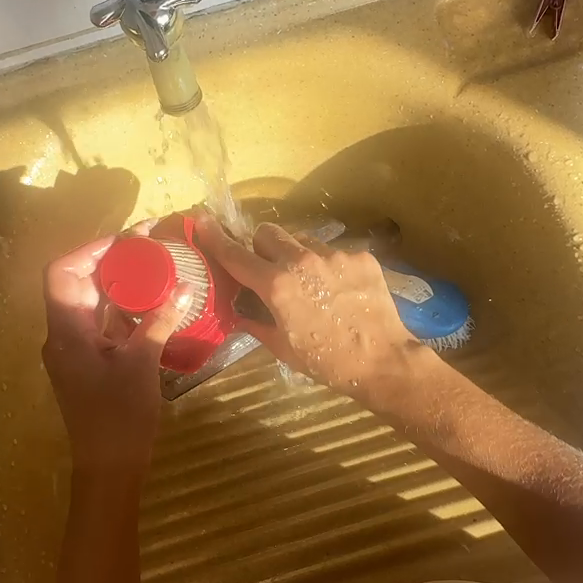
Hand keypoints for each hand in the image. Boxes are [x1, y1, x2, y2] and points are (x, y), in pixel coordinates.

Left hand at [42, 232, 191, 474]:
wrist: (109, 467)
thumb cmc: (119, 416)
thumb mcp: (142, 364)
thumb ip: (160, 321)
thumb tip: (186, 286)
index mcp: (67, 331)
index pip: (62, 273)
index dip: (90, 251)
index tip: (127, 242)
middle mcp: (64, 335)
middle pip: (78, 284)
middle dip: (112, 262)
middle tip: (150, 248)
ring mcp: (76, 351)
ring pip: (92, 304)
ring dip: (119, 285)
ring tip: (155, 269)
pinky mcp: (90, 363)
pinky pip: (103, 324)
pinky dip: (124, 309)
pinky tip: (153, 304)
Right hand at [195, 216, 430, 401]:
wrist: (381, 360)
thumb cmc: (326, 361)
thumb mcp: (281, 347)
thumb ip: (256, 322)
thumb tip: (240, 311)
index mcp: (277, 285)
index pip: (236, 255)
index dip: (215, 237)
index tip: (201, 221)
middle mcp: (302, 261)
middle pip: (268, 232)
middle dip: (262, 247)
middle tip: (270, 270)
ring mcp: (334, 255)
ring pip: (301, 240)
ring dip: (296, 255)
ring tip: (312, 285)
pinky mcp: (360, 256)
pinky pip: (333, 252)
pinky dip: (329, 267)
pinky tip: (341, 291)